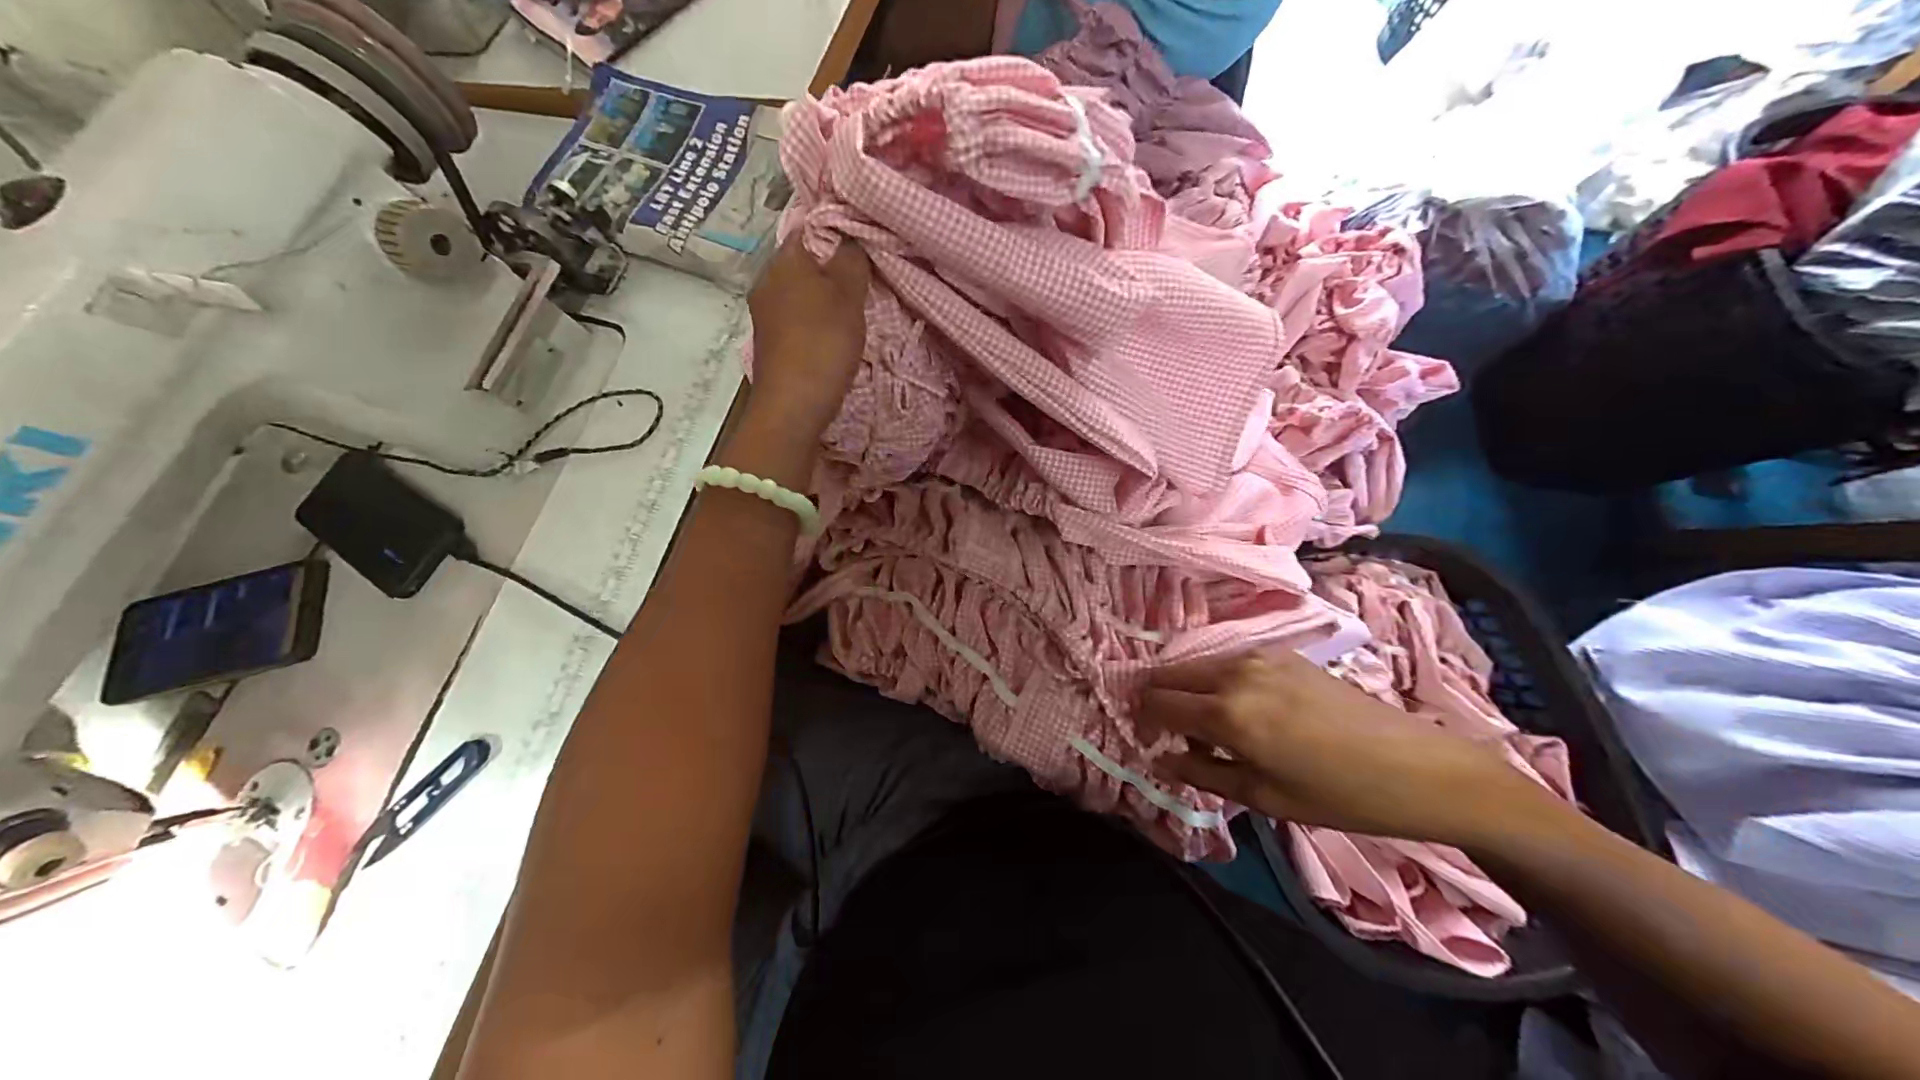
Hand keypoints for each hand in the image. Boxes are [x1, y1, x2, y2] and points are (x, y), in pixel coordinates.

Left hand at [746, 237, 871, 441]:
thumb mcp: (847, 294)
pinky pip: (798, 317)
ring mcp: (766, 315)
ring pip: (801, 291)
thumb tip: (849, 236)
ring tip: (856, 303)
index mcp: (783, 262)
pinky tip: (835, 331)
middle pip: (804, 261)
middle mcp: (767, 282)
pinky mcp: (772, 343)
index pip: (809, 228)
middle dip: (833, 265)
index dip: (838, 230)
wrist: (792, 407)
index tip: (866, 240)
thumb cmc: (822, 344)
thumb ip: (851, 259)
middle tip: (867, 273)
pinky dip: (817, 318)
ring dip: (825, 294)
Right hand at [1139, 650, 1550, 847]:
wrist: (1420, 767)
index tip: (1144, 737)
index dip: (1142, 718)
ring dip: (1190, 689)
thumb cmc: (1339, 794)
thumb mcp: (1265, 797)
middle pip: (1172, 674)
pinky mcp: (1285, 654)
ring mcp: (1262, 657)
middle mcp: (1235, 672)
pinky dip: (1218, 680)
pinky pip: (1230, 662)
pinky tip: (1242, 709)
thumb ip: (1205, 773)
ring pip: (1200, 665)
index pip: (1157, 702)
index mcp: (1226, 712)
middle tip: (1169, 732)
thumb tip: (1166, 758)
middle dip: (1160, 699)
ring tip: (1209, 726)